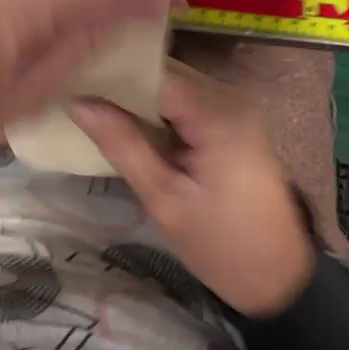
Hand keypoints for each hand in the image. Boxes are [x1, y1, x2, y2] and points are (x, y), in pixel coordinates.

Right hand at [69, 59, 316, 317]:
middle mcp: (230, 96)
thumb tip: (77, 102)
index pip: (153, 73)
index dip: (110, 73)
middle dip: (119, 81)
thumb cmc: (221, 245)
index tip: (67, 78)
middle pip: (163, 72)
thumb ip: (122, 144)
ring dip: (135, 94)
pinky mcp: (232, 120)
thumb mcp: (163, 199)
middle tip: (72, 91)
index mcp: (218, 113)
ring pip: (171, 83)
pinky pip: (184, 100)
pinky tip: (123, 119)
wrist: (280, 277)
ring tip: (88, 102)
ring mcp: (234, 106)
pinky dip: (155, 107)